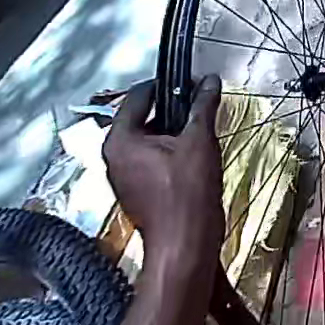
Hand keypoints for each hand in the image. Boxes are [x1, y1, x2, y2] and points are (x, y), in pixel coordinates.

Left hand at [103, 77, 223, 274]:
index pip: (140, 95)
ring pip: (151, 137)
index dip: (168, 83)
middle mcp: (114, 156)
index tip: (194, 81)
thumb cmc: (187, 191)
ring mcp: (124, 175)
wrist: (186, 244)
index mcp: (120, 140)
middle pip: (145, 116)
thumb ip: (202, 105)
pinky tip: (196, 150)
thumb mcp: (198, 139)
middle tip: (202, 102)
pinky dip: (172, 148)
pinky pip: (153, 157)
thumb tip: (210, 79)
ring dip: (175, 128)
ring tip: (203, 125)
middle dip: (174, 107)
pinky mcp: (138, 190)